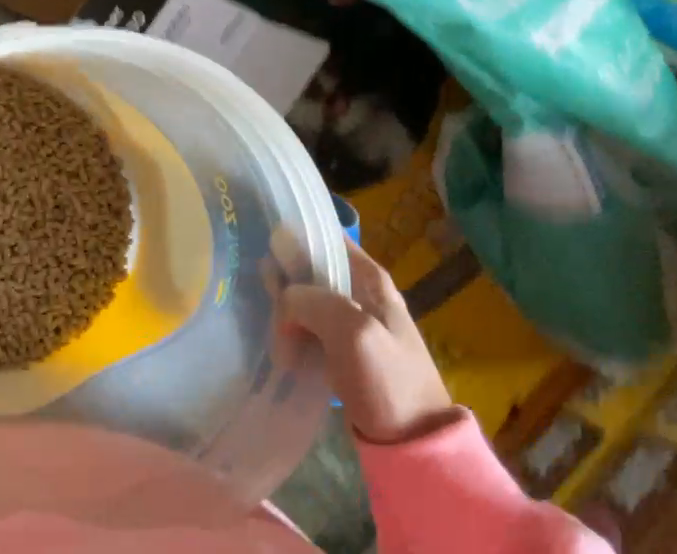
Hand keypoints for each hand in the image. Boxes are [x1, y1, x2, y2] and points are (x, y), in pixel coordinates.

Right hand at [283, 238, 454, 445]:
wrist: (411, 442)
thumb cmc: (388, 381)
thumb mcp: (351, 331)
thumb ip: (311, 299)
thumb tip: (281, 296)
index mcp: (369, 278)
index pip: (324, 235)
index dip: (292, 235)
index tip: (264, 247)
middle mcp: (358, 290)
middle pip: (305, 264)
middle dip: (281, 280)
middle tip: (271, 305)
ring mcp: (348, 318)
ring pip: (299, 294)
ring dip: (282, 309)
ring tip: (277, 335)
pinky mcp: (336, 343)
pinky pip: (301, 321)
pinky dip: (287, 328)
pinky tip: (279, 343)